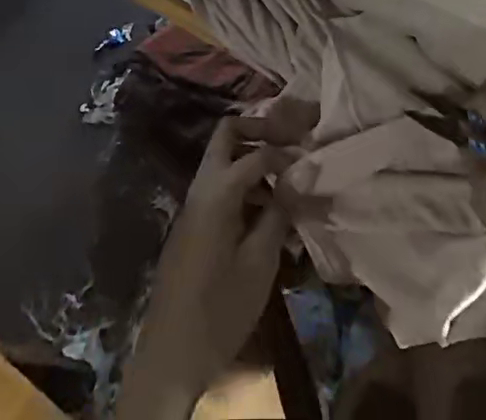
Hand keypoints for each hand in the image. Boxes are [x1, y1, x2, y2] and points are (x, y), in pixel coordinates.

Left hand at [119, 110, 311, 417]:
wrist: (172, 351)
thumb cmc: (220, 308)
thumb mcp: (259, 263)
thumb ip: (279, 214)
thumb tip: (301, 177)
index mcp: (215, 193)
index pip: (255, 153)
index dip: (286, 152)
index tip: (313, 161)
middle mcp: (200, 188)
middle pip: (226, 136)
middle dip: (259, 132)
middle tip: (293, 145)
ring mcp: (194, 204)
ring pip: (222, 160)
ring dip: (252, 160)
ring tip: (288, 182)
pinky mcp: (194, 222)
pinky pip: (220, 186)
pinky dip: (245, 185)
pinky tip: (270, 212)